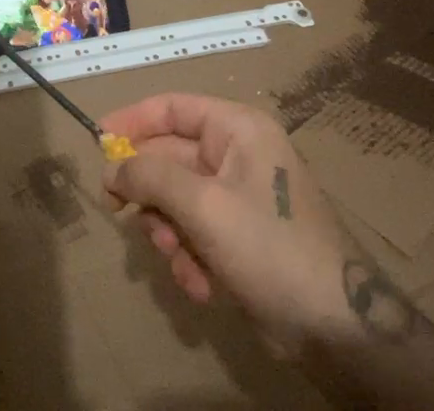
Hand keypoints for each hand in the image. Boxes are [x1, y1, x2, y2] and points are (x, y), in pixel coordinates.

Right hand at [100, 93, 360, 354]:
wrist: (336, 326)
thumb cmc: (270, 248)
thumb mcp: (203, 206)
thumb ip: (150, 177)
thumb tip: (112, 168)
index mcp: (238, 131)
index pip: (172, 108)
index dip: (131, 121)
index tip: (96, 143)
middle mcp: (239, 155)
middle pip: (169, 157)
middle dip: (149, 194)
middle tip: (117, 212)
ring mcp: (240, 197)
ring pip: (176, 200)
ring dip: (168, 233)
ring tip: (176, 259)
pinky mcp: (240, 237)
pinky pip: (194, 232)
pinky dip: (189, 257)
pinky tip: (201, 284)